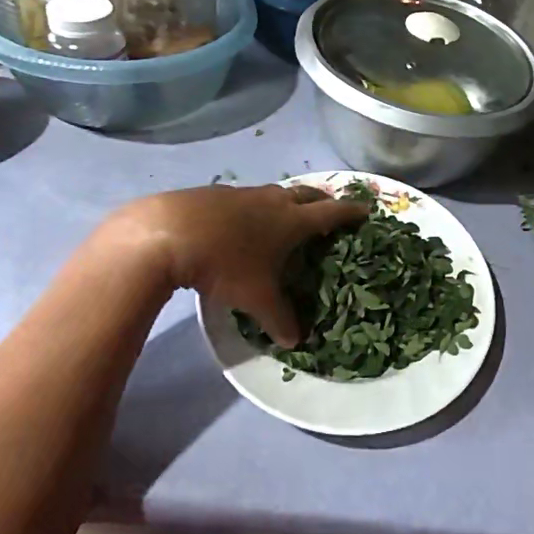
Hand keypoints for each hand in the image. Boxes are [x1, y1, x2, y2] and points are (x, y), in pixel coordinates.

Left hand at [89, 184, 365, 346]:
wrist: (168, 233)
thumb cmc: (225, 263)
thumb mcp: (256, 298)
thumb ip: (279, 318)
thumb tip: (295, 341)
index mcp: (292, 220)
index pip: (332, 213)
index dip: (351, 212)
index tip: (365, 210)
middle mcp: (272, 200)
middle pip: (306, 194)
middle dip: (322, 201)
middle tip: (329, 210)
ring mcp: (243, 192)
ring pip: (275, 193)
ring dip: (287, 202)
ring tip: (287, 216)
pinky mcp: (215, 193)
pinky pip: (246, 198)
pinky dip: (254, 207)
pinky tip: (241, 223)